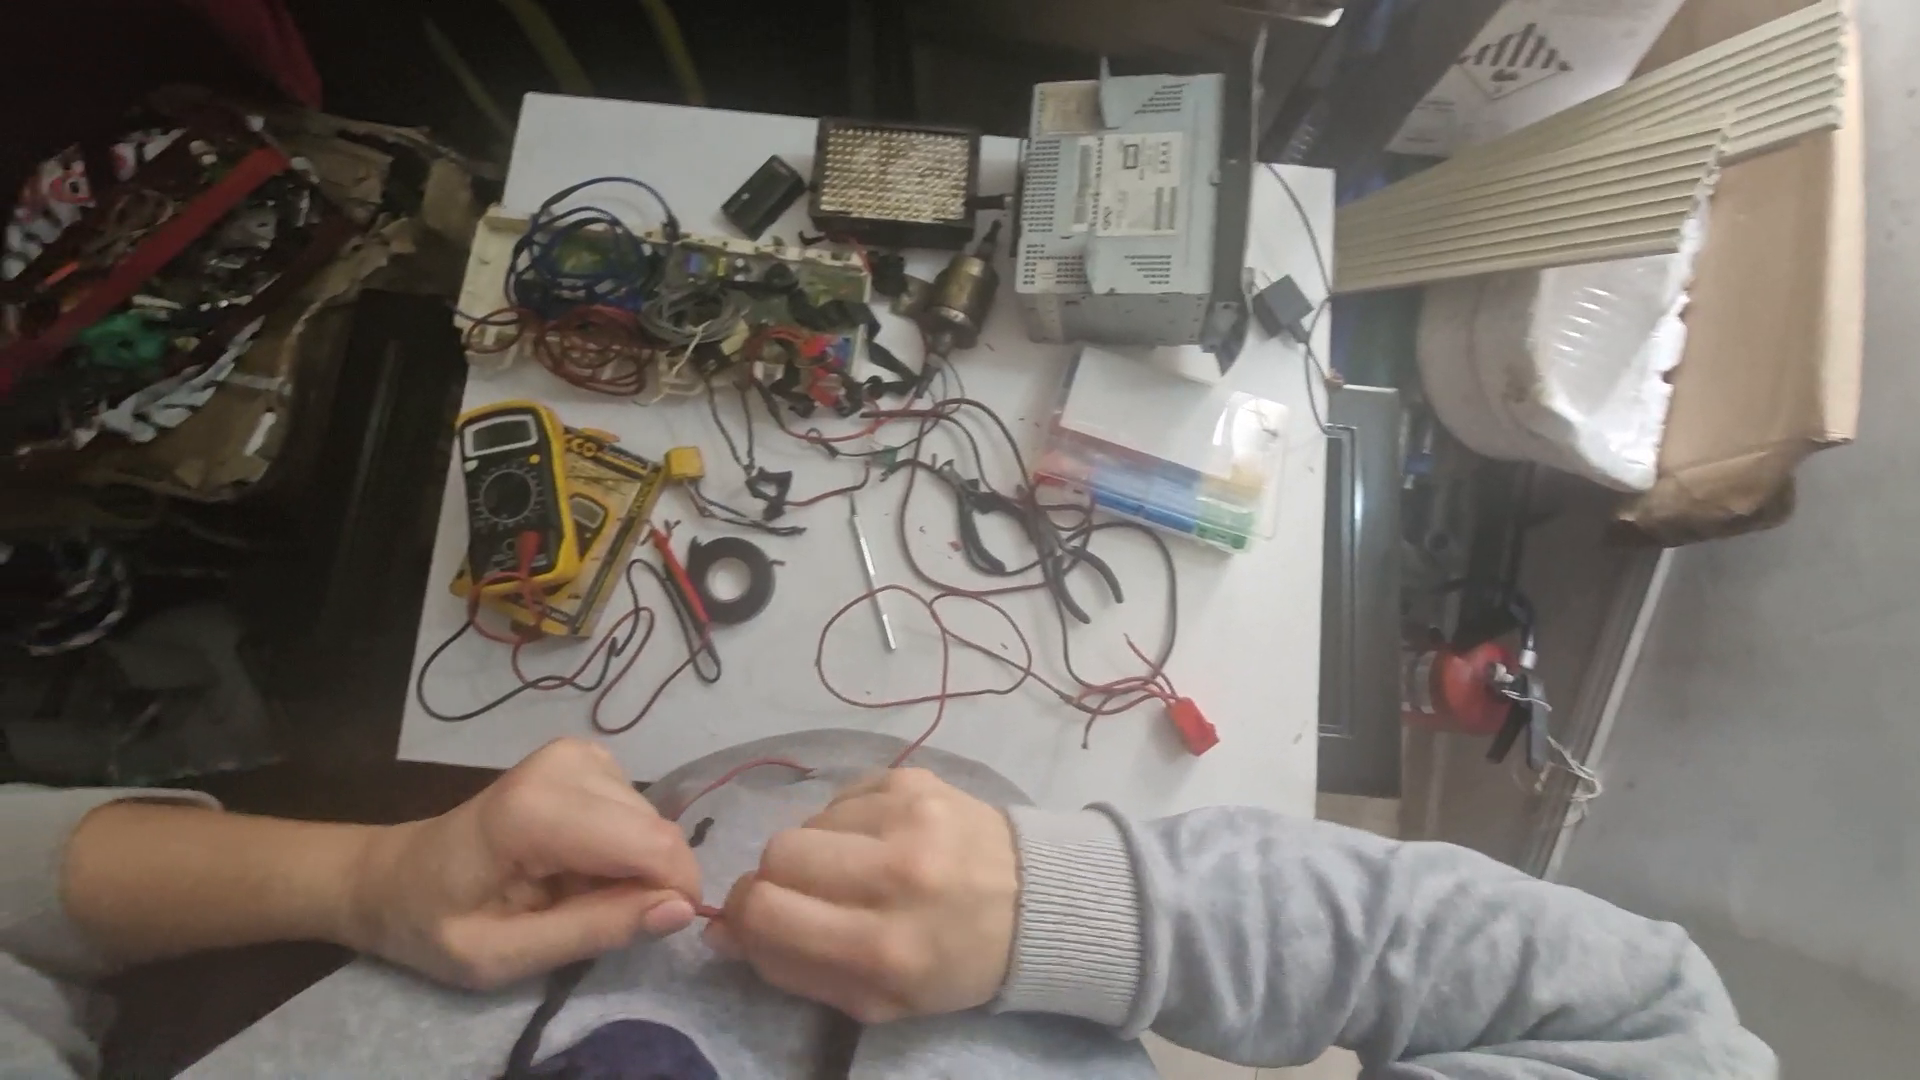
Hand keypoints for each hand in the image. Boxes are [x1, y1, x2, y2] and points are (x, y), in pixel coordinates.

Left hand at [348, 738, 700, 988]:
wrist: (397, 874)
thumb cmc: (437, 923)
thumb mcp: (501, 958)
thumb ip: (593, 932)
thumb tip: (682, 910)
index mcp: (536, 811)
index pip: (650, 844)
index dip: (672, 889)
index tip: (654, 930)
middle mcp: (569, 764)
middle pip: (655, 830)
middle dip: (648, 880)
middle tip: (597, 916)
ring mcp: (581, 752)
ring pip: (652, 820)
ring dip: (633, 864)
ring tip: (577, 889)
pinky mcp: (590, 754)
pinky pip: (639, 808)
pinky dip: (623, 843)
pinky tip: (582, 858)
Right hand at [708, 767, 1017, 1022]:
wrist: (1033, 898)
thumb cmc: (952, 960)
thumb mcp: (878, 1000)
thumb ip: (794, 968)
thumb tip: (724, 930)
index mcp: (881, 946)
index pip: (766, 910)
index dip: (748, 912)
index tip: (762, 914)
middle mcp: (893, 872)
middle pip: (779, 851)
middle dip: (780, 874)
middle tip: (815, 888)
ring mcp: (908, 814)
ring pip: (810, 817)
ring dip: (822, 843)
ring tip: (863, 862)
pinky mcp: (916, 777)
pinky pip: (845, 792)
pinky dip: (850, 816)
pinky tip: (885, 835)